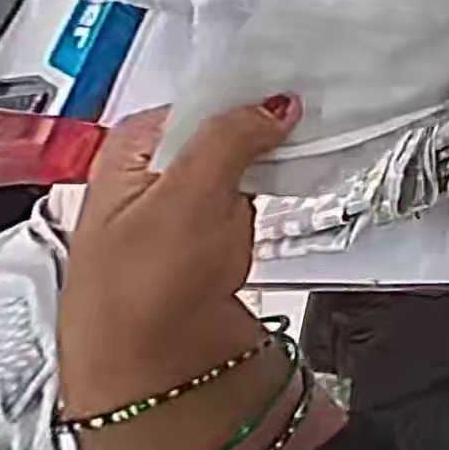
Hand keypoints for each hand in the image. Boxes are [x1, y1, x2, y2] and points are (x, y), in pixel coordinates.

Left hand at [59, 97, 298, 415]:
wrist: (161, 357)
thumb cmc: (146, 284)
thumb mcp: (187, 197)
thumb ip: (230, 140)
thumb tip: (276, 104)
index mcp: (134, 150)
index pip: (201, 100)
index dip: (249, 94)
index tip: (295, 92)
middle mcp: (161, 168)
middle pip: (226, 124)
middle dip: (270, 120)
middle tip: (314, 116)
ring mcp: (193, 195)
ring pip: (246, 152)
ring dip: (280, 147)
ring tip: (315, 141)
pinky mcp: (221, 219)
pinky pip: (258, 179)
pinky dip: (282, 172)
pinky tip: (302, 171)